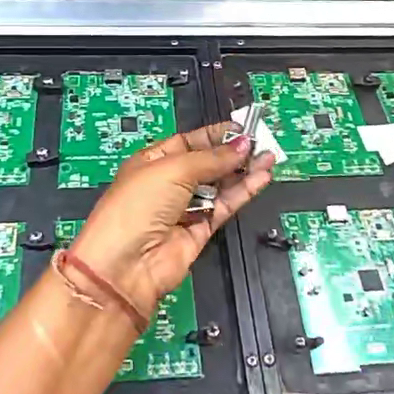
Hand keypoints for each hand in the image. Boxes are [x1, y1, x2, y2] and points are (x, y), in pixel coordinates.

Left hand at [67, 123, 274, 315]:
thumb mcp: (173, 169)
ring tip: (268, 156)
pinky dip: (244, 192)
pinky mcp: (200, 230)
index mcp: (153, 161)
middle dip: (233, 152)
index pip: (190, 142)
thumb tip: (241, 145)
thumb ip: (211, 158)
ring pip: (220, 184)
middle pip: (208, 163)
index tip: (242, 128)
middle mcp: (169, 184)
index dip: (216, 135)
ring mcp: (185, 207)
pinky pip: (225, 206)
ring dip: (243, 171)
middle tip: (260, 141)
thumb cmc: (134, 208)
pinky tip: (261, 178)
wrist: (125, 266)